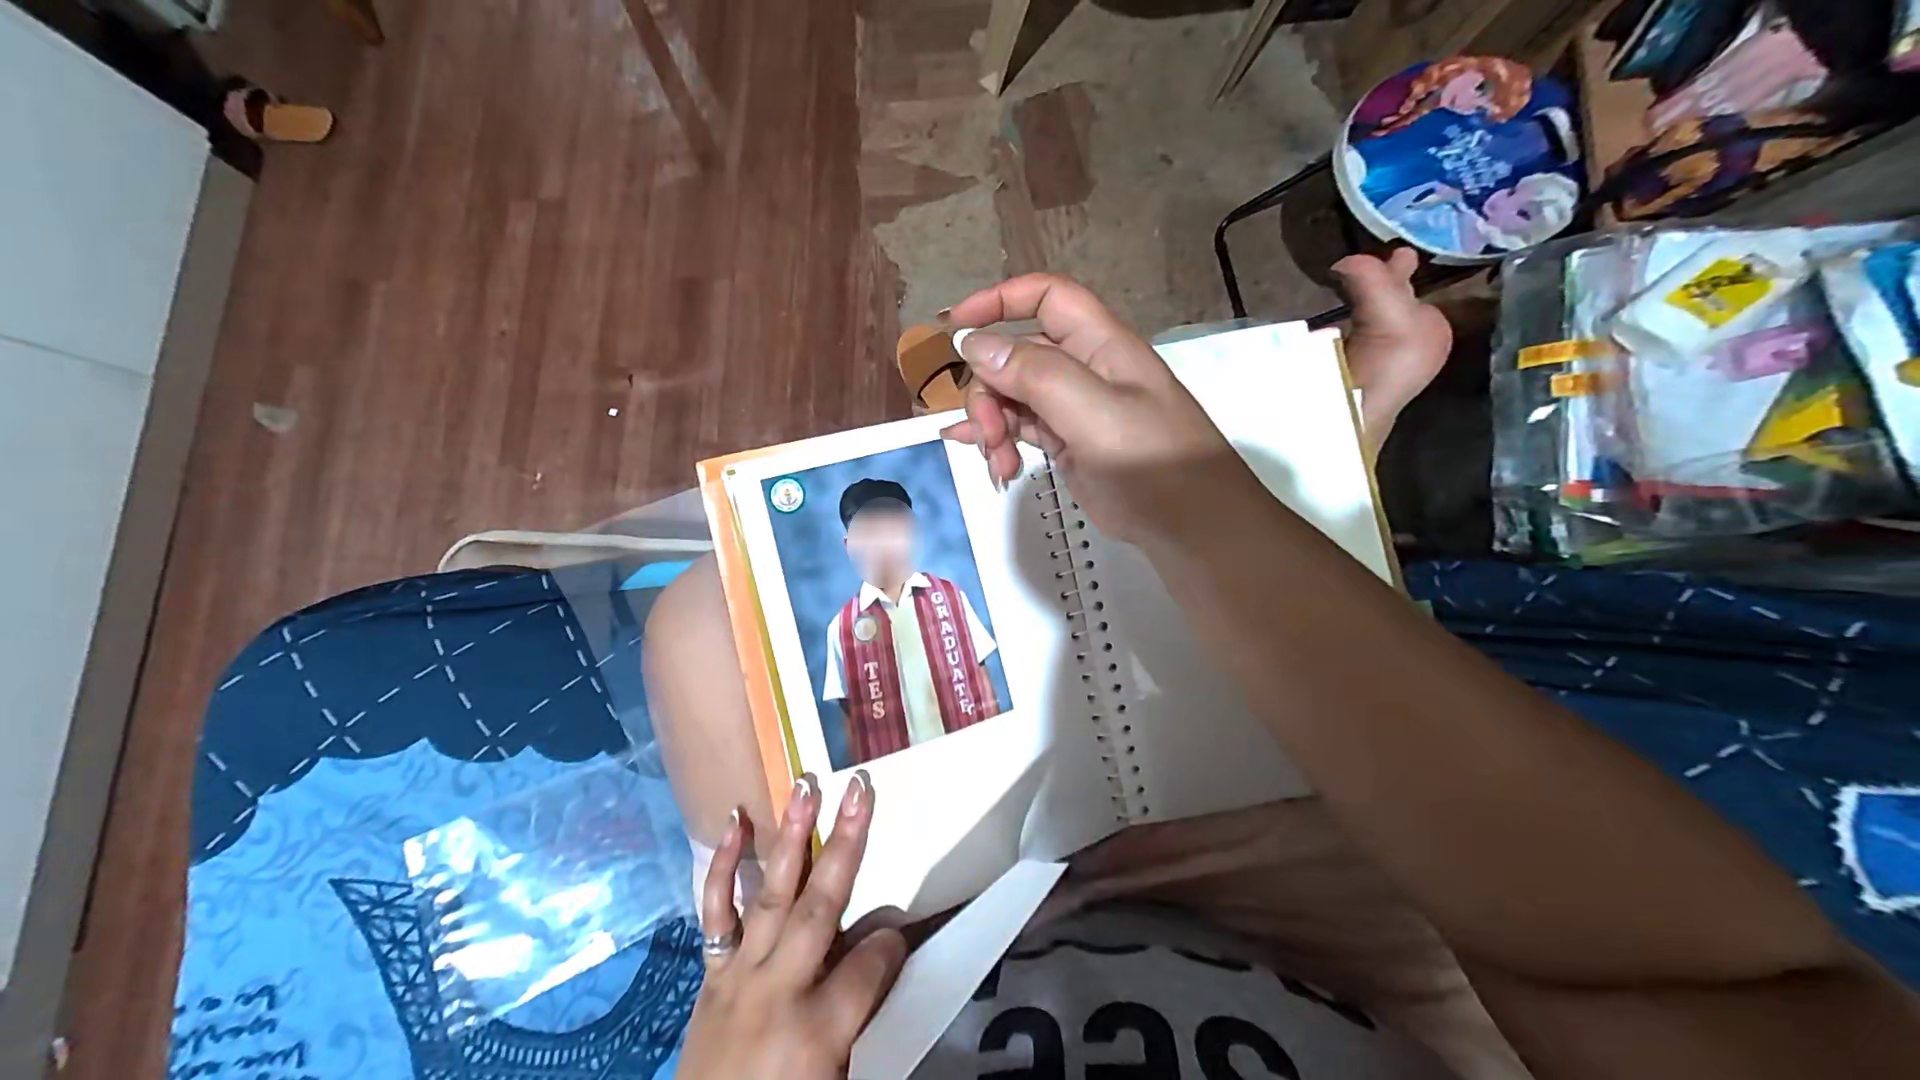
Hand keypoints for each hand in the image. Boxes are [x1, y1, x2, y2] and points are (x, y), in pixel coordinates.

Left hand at [678, 773, 906, 1079]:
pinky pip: (716, 913)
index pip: (872, 963)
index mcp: (817, 1030)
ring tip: (804, 788)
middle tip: (861, 791)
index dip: (893, 943)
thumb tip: (880, 951)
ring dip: (791, 839)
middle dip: (847, 845)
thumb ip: (861, 1010)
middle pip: (822, 907)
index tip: (903, 931)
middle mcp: (778, 990)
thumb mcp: (837, 1076)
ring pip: (772, 895)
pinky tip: (735, 824)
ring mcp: (740, 976)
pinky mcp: (713, 973)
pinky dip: (725, 867)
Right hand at [941, 274, 1258, 544]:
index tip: (955, 327)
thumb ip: (1035, 375)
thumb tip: (973, 343)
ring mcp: (1074, 408)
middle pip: (1016, 355)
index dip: (998, 301)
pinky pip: (1021, 428)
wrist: (1190, 524)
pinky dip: (1000, 441)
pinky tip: (988, 462)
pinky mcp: (1068, 443)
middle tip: (988, 434)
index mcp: (1099, 344)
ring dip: (992, 424)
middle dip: (989, 390)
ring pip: (1013, 395)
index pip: (1045, 297)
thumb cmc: (1153, 462)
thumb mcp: (1095, 414)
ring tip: (996, 464)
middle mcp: (1084, 368)